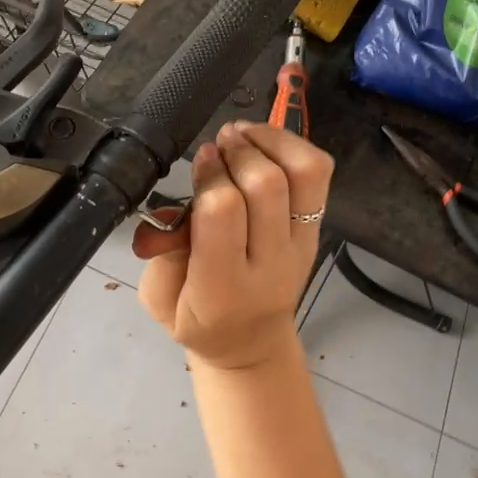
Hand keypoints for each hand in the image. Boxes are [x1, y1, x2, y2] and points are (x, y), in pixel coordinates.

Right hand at [132, 121, 332, 369]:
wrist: (250, 344)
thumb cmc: (196, 319)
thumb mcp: (160, 297)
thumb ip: (160, 252)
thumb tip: (165, 214)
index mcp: (222, 288)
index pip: (223, 213)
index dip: (210, 175)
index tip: (200, 157)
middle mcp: (270, 266)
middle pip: (266, 186)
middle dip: (240, 151)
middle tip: (220, 142)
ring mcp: (299, 247)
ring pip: (304, 175)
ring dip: (273, 141)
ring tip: (244, 133)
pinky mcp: (315, 231)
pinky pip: (318, 176)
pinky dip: (294, 147)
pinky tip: (265, 142)